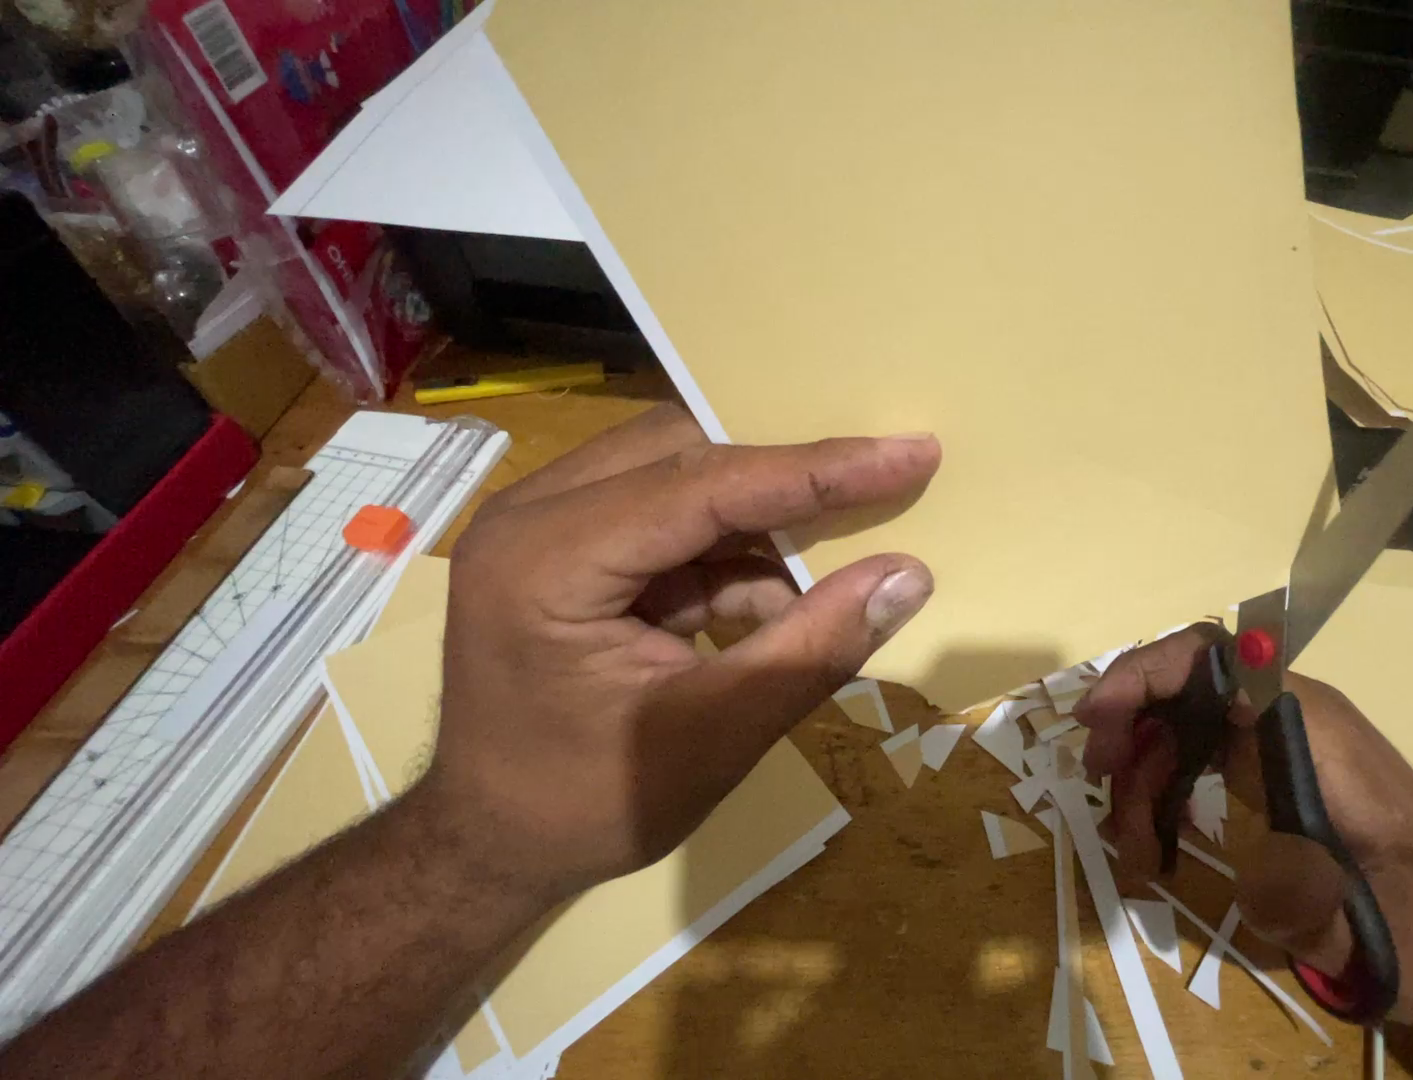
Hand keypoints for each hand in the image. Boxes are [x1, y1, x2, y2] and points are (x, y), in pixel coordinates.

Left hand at [423, 404, 940, 896]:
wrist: (495, 843)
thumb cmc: (588, 805)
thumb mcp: (715, 736)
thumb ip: (813, 649)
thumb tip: (910, 575)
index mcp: (547, 560)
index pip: (704, 483)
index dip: (818, 469)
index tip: (911, 452)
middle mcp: (538, 514)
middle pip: (692, 453)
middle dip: (794, 477)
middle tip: (887, 482)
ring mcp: (553, 524)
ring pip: (690, 477)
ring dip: (769, 520)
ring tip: (838, 560)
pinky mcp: (580, 545)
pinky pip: (681, 518)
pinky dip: (742, 555)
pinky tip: (779, 603)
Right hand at [1078, 626, 1412, 1029]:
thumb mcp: (1362, 925)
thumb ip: (1298, 893)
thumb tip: (1226, 849)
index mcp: (1307, 727)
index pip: (1211, 659)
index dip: (1143, 675)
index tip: (1097, 723)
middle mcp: (1288, 719)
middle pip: (1183, 689)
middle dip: (1129, 730)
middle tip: (1101, 787)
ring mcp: (1280, 744)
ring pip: (1184, 725)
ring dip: (1143, 773)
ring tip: (1132, 846)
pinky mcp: (1275, 773)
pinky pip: (1201, 755)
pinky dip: (1168, 788)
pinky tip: (1159, 839)